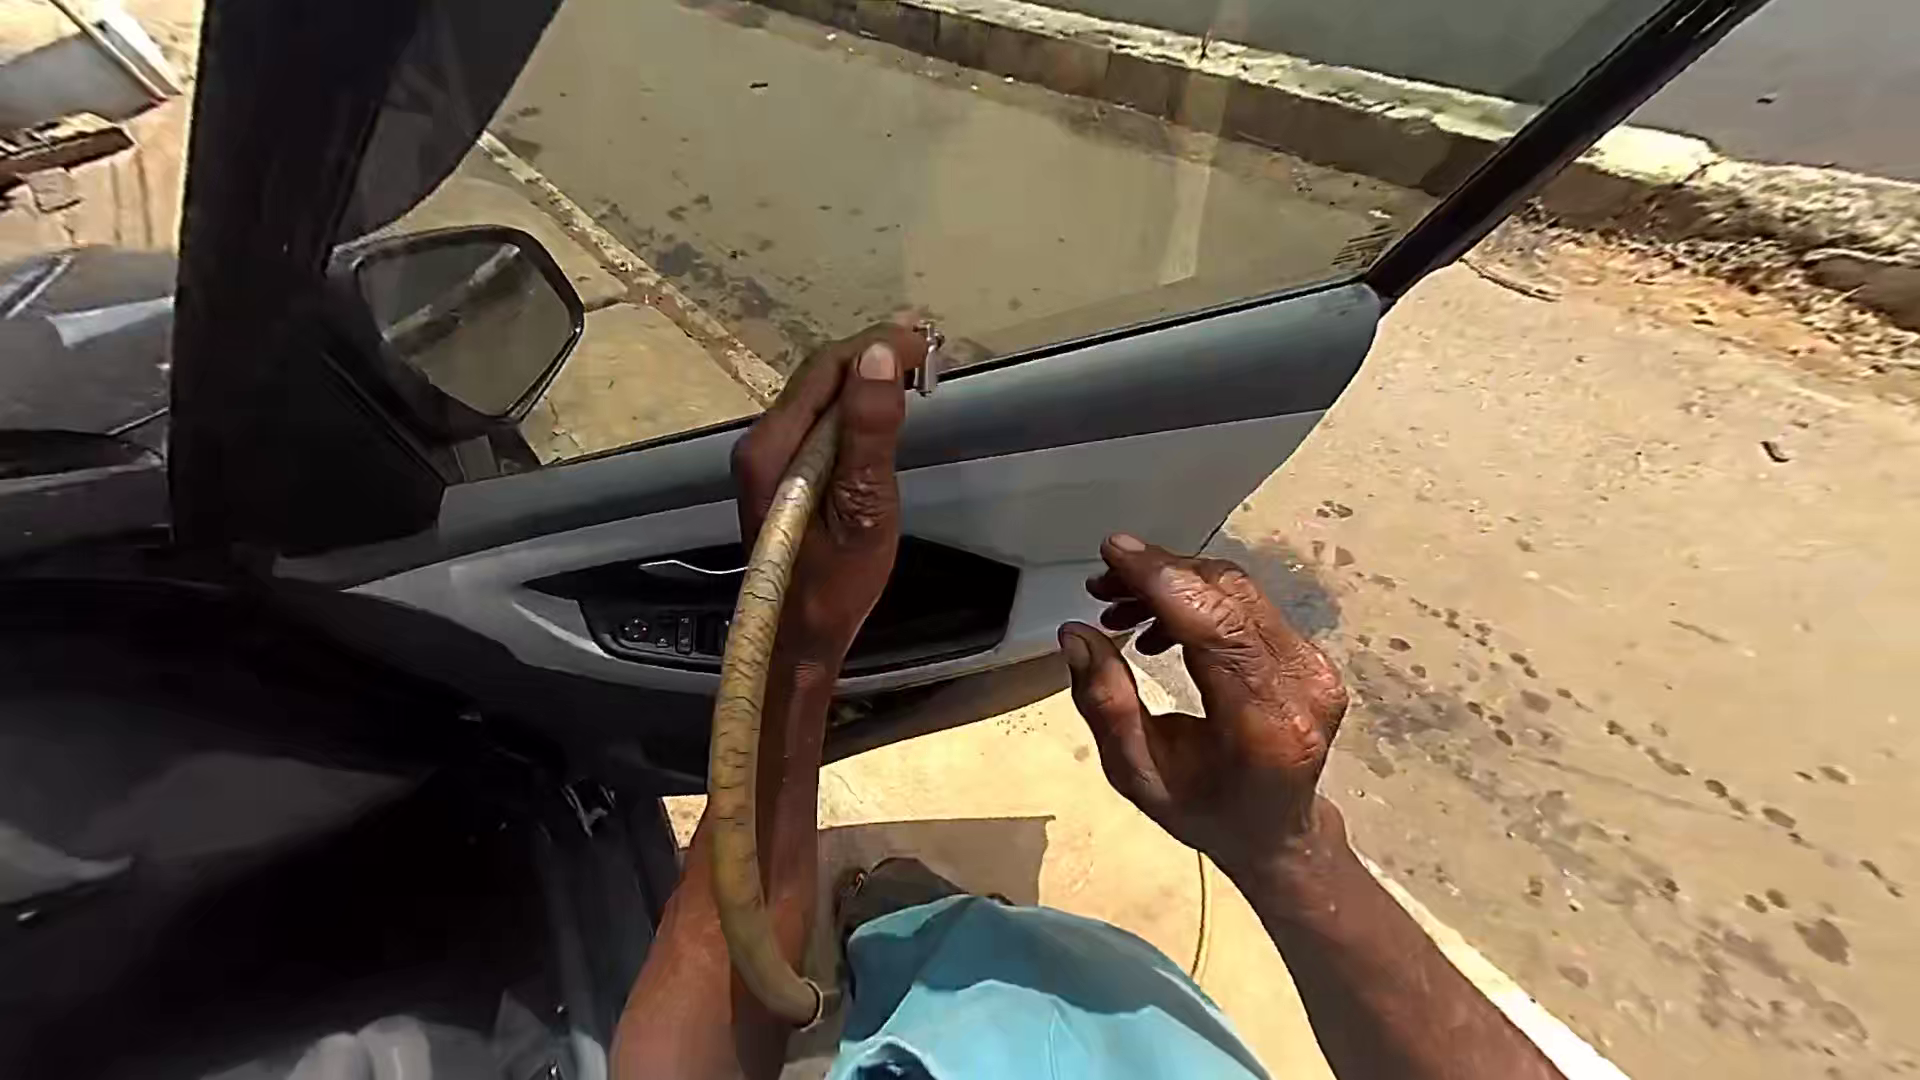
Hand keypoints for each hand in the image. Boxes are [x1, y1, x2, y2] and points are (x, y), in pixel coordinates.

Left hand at [731, 323, 928, 670]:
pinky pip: (820, 422)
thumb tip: (880, 355)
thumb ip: (868, 432)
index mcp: (774, 446)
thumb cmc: (836, 582)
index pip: (826, 369)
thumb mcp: (863, 508)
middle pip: (819, 377)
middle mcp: (763, 442)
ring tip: (913, 365)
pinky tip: (880, 404)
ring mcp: (770, 458)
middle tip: (926, 347)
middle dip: (871, 354)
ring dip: (865, 377)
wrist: (801, 635)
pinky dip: (854, 405)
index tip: (925, 340)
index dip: (875, 346)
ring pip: (820, 397)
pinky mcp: (783, 475)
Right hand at [1057, 534, 1349, 875]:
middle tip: (1102, 584)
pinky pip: (1243, 603)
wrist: (1276, 831)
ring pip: (1235, 589)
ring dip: (1171, 583)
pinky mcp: (1305, 653)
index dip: (1161, 579)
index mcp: (1260, 723)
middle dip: (1156, 574)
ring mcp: (1311, 664)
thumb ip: (1104, 702)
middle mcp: (1300, 684)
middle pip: (1226, 594)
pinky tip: (1156, 624)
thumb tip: (1075, 633)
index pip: (1214, 625)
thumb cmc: (1203, 810)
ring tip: (1119, 605)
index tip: (1113, 552)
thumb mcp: (1136, 772)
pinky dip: (1192, 597)